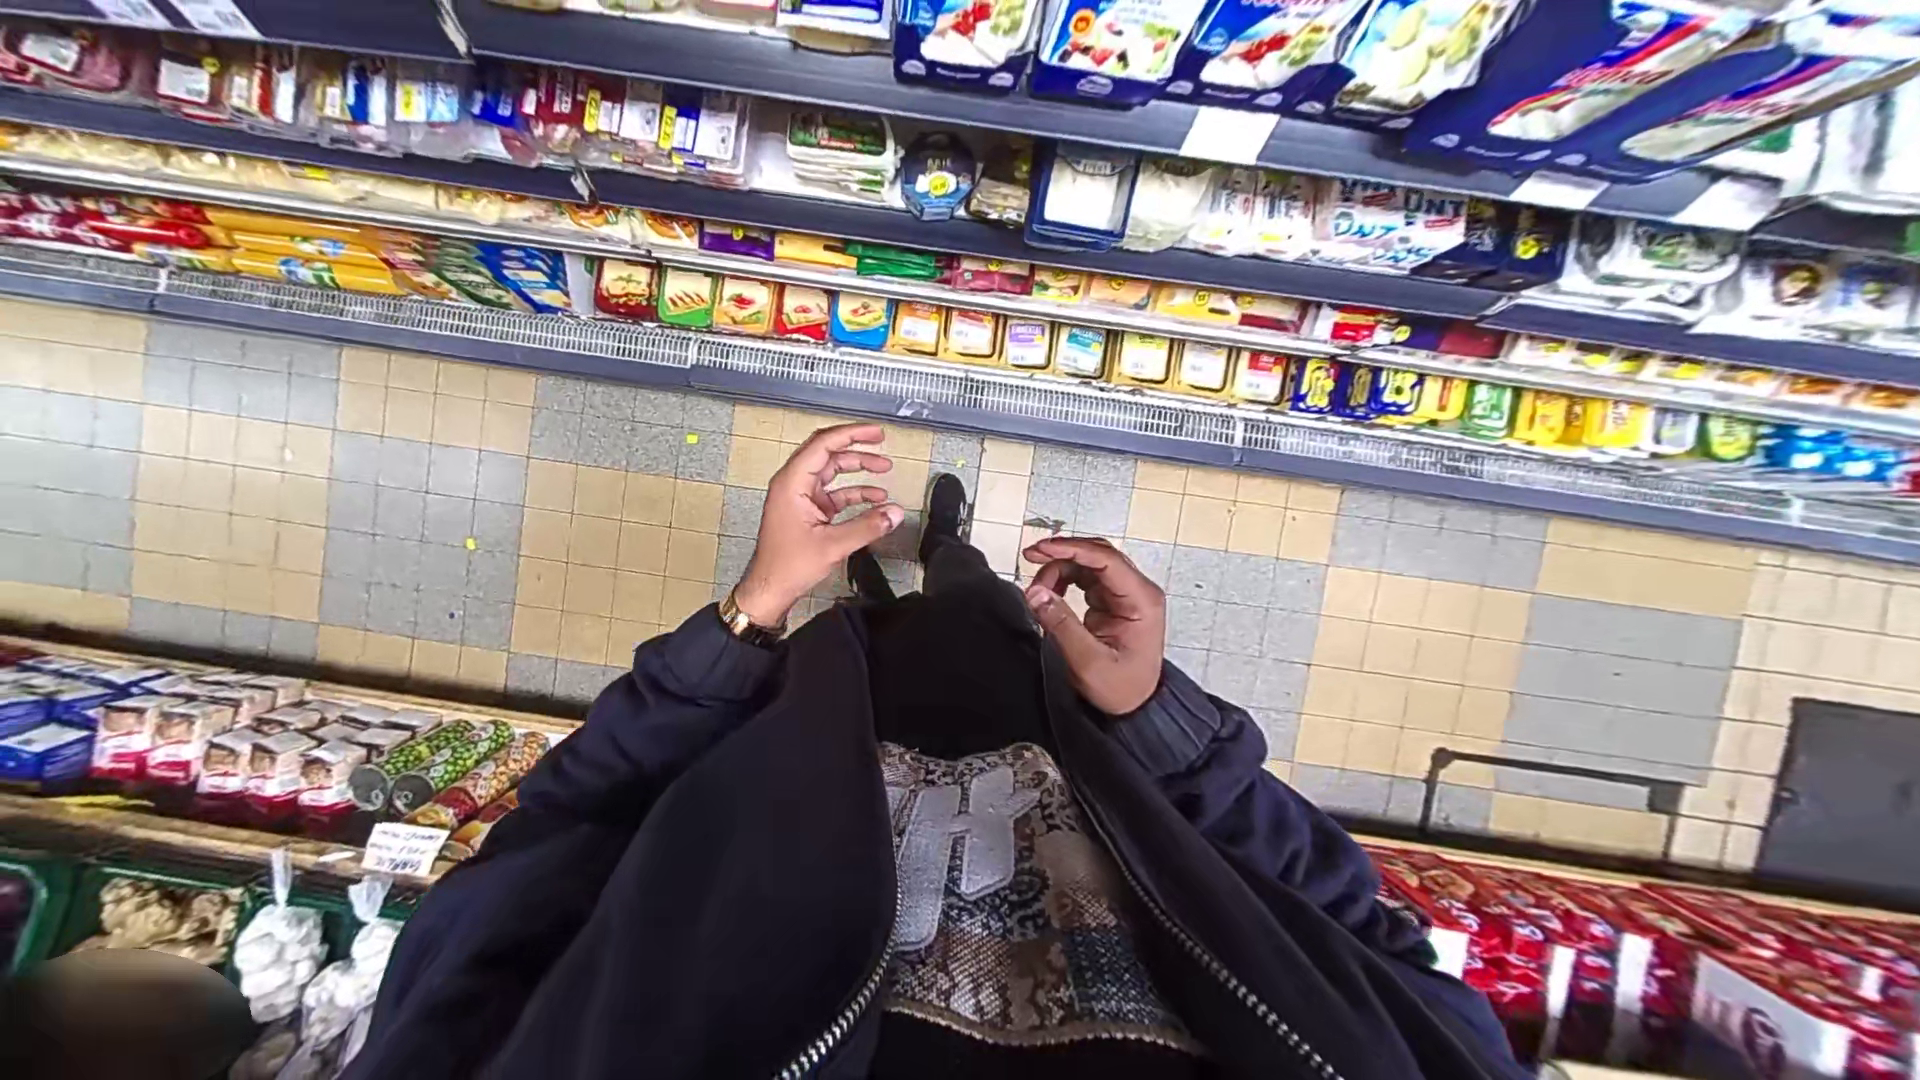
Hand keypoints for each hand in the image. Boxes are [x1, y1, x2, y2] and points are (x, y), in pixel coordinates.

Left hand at [733, 423, 903, 626]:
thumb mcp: (833, 545)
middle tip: (880, 441)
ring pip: (833, 472)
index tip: (874, 432)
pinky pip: (835, 493)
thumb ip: (868, 526)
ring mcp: (801, 497)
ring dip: (858, 469)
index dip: (851, 434)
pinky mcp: (808, 511)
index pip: (823, 444)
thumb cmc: (786, 566)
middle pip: (828, 453)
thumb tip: (893, 512)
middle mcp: (794, 485)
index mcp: (792, 483)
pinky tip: (875, 499)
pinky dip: (855, 493)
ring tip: (883, 468)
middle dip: (857, 447)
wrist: (770, 589)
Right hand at [1021, 537, 1166, 715]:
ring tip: (1038, 592)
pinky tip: (1050, 593)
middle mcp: (1137, 590)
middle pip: (1097, 554)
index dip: (1071, 549)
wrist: (1134, 707)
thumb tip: (1035, 592)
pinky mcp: (1111, 599)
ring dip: (1059, 569)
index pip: (1106, 560)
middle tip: (1030, 557)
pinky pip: (1084, 576)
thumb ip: (1060, 624)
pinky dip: (1063, 579)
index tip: (1040, 550)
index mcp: (1142, 600)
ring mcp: (1124, 593)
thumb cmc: (1119, 689)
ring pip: (1087, 563)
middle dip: (1061, 553)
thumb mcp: (1087, 662)